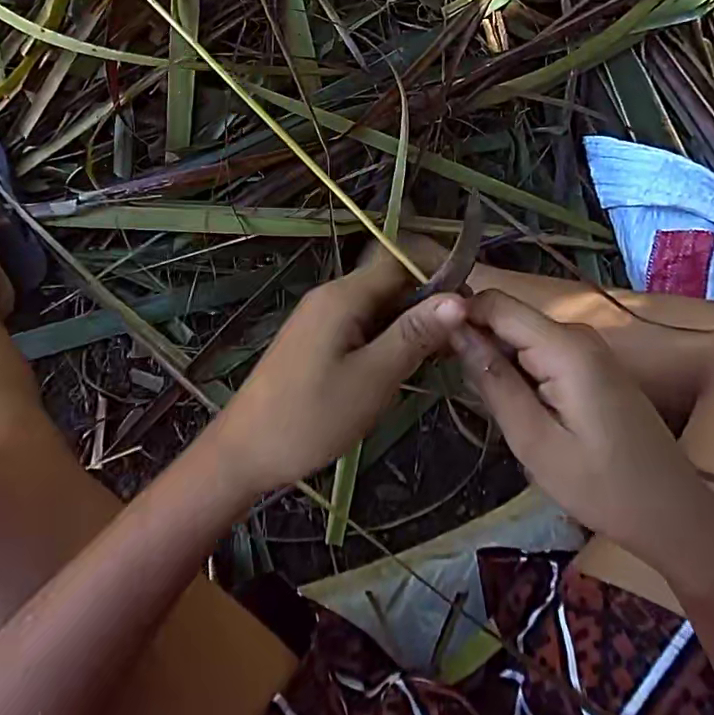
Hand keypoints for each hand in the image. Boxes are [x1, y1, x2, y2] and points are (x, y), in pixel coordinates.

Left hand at [207, 250, 467, 496]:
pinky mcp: (316, 340)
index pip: (402, 260)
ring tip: (437, 359)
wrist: (244, 453)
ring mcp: (321, 318)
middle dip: (427, 305)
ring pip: (379, 307)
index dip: (439, 276)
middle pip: (391, 282)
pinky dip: (386, 340)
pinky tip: (400, 369)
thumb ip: (414, 335)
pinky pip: (362, 326)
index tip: (469, 309)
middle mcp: (332, 296)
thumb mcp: (373, 378)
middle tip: (459, 343)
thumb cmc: (311, 417)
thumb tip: (459, 298)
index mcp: (344, 295)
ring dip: (409, 326)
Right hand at [450, 290, 713, 573]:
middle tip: (447, 379)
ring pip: (521, 335)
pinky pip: (541, 351)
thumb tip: (455, 331)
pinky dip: (518, 369)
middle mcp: (578, 334)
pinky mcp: (591, 365)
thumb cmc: (602, 486)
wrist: (672, 514)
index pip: (496, 303)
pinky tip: (509, 402)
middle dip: (474, 339)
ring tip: (474, 396)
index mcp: (566, 346)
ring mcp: (588, 348)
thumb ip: (493, 380)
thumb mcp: (534, 440)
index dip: (458, 314)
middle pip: (508, 317)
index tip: (426, 341)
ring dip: (494, 357)